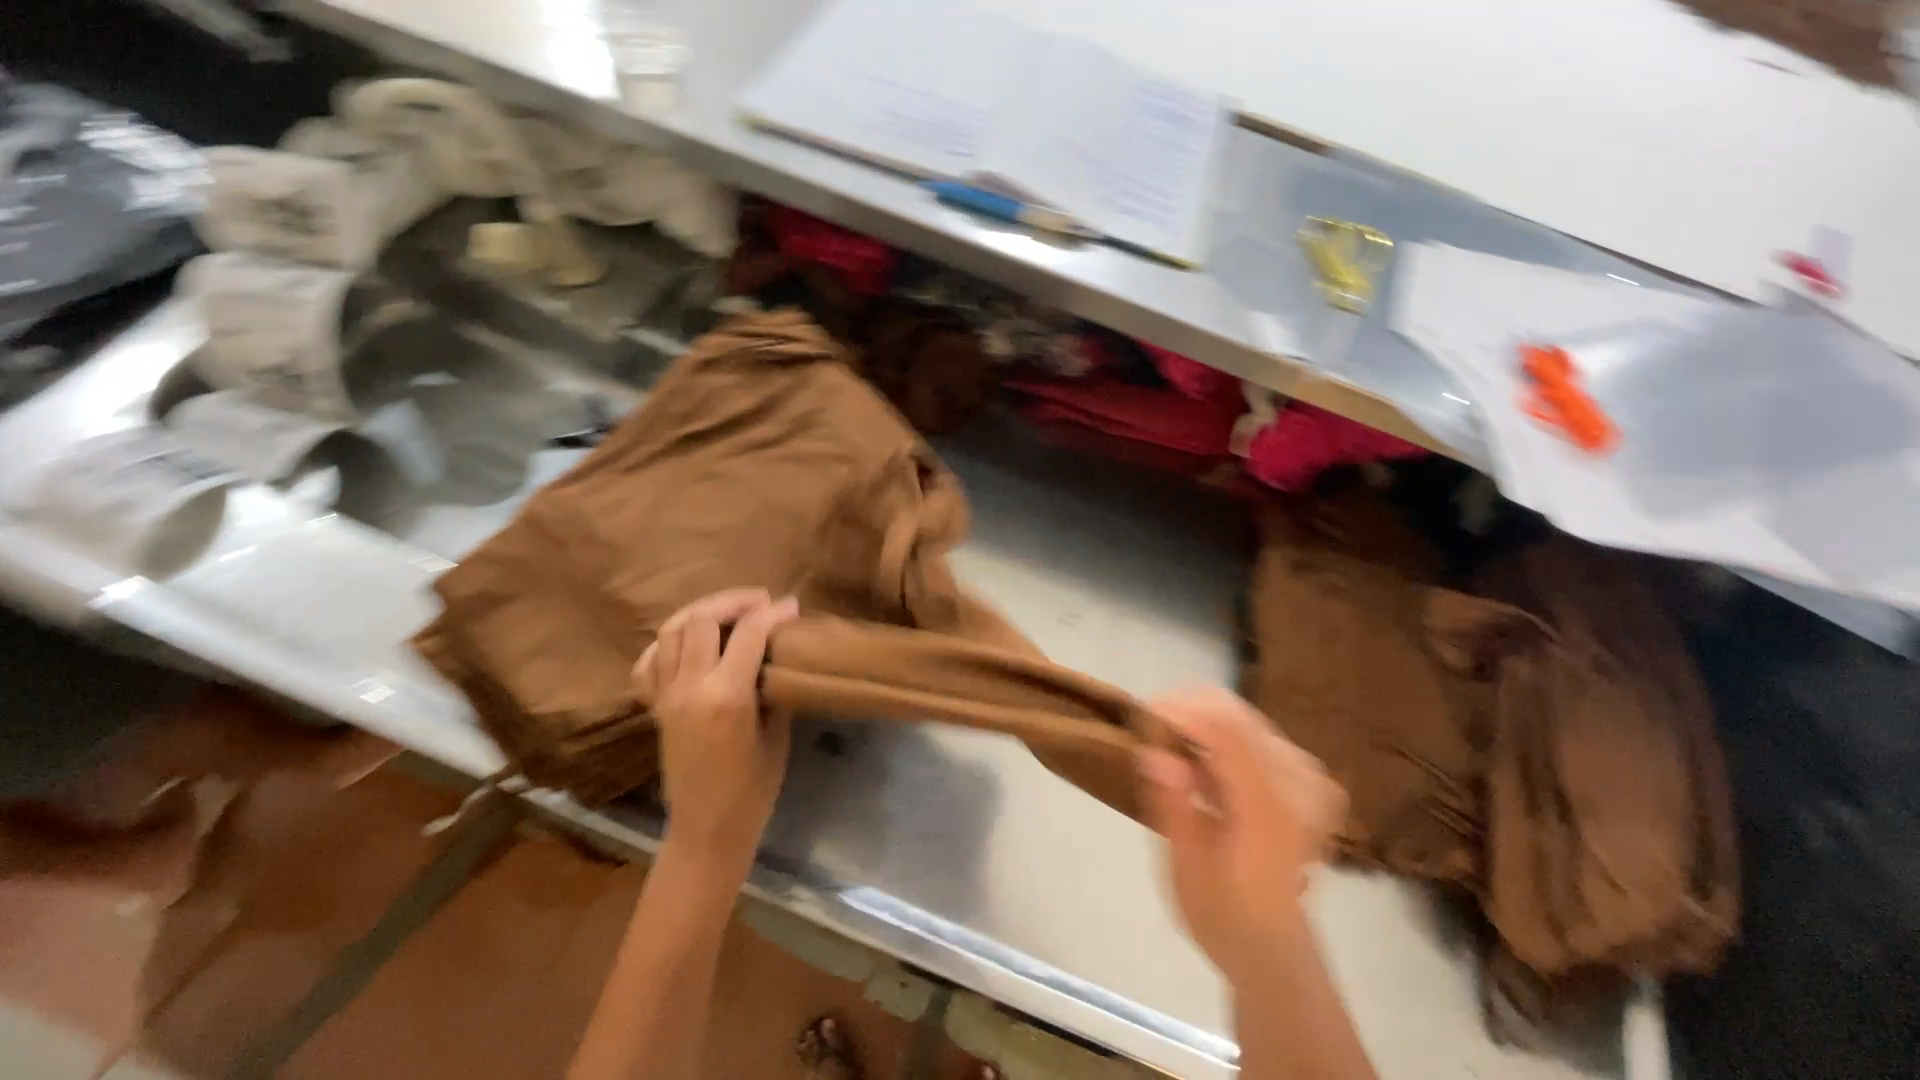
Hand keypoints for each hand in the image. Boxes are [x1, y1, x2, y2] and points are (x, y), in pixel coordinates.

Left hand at [632, 589, 800, 868]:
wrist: (707, 829)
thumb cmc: (753, 790)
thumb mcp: (776, 737)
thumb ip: (772, 691)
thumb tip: (776, 659)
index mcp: (727, 695)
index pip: (749, 633)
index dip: (773, 613)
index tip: (792, 607)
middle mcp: (690, 687)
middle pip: (702, 619)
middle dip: (734, 602)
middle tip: (761, 603)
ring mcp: (666, 696)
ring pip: (671, 632)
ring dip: (701, 613)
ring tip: (727, 614)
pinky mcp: (654, 708)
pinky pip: (649, 662)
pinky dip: (668, 644)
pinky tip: (688, 644)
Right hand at [1139, 687, 1346, 979]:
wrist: (1275, 950)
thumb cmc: (1221, 916)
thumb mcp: (1186, 869)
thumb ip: (1174, 805)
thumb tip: (1154, 752)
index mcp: (1269, 810)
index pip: (1225, 731)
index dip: (1179, 711)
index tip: (1139, 716)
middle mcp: (1298, 784)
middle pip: (1237, 714)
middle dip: (1187, 710)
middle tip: (1149, 732)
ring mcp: (1309, 780)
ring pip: (1246, 718)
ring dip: (1204, 723)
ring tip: (1172, 753)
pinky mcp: (1309, 780)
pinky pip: (1258, 735)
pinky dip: (1224, 737)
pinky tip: (1203, 767)